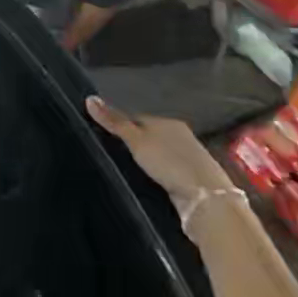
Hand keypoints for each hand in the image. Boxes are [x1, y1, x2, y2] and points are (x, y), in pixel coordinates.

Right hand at [86, 97, 234, 214]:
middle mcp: (181, 136)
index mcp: (168, 122)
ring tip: (129, 170)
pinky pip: (169, 171)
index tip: (105, 138)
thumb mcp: (136, 140)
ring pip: (160, 155)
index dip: (120, 127)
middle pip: (150, 136)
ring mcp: (190, 158)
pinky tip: (150, 182)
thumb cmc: (169, 162)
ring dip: (148, 161)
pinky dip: (160, 175)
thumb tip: (89, 97)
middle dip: (135, 144)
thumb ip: (114, 122)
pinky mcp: (194, 179)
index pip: (137, 119)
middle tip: (115, 155)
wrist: (208, 198)